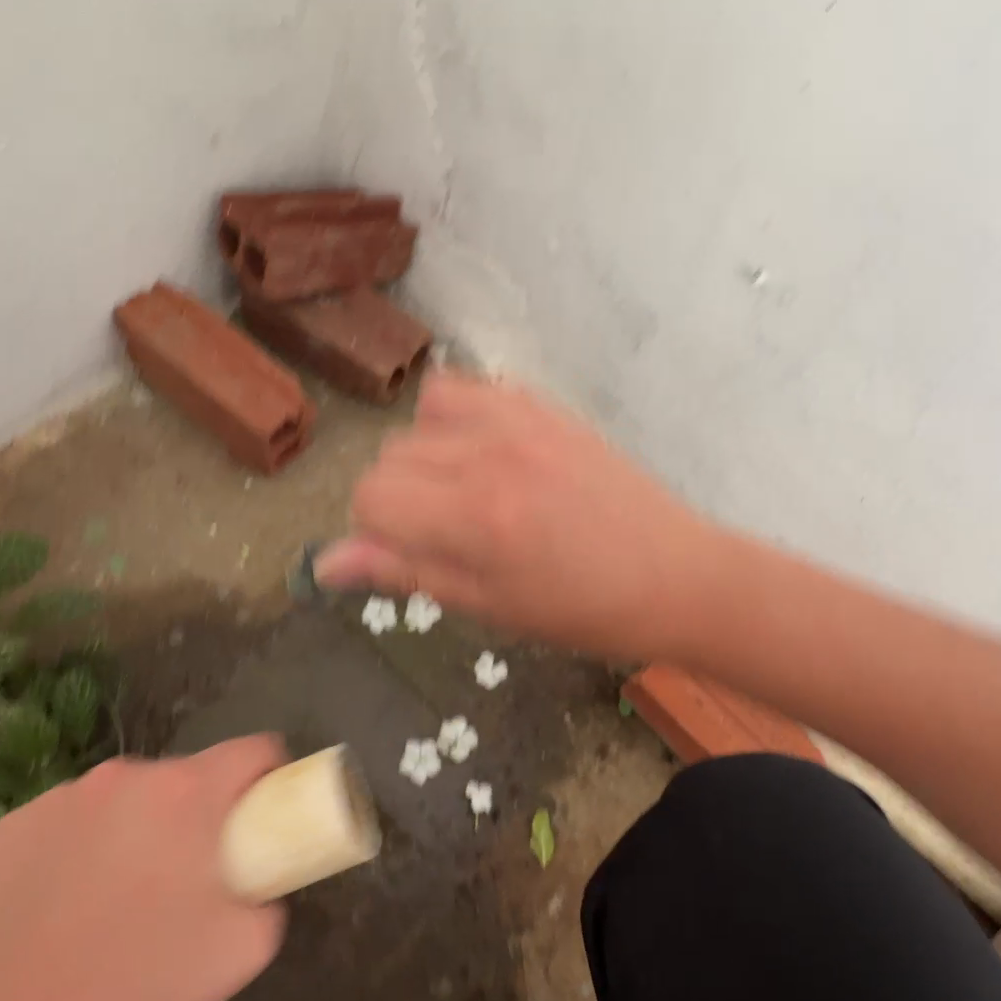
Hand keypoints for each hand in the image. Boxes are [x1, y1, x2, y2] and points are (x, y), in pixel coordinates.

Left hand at [0, 736, 288, 1000]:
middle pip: (186, 777)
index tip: (262, 820)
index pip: (256, 749)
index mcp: (188, 792)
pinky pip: (66, 824)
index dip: (269, 779)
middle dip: (197, 815)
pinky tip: (63, 909)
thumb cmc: (139, 990)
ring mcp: (58, 800)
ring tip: (117, 902)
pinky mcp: (5, 831)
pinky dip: (78, 850)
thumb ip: (268, 892)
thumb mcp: (248, 947)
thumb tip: (255, 880)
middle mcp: (123, 777)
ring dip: (136, 830)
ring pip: (123, 800)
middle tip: (187, 881)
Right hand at [314, 373, 722, 658]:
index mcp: (474, 516)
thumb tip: (325, 562)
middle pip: (388, 458)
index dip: (376, 533)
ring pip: (419, 420)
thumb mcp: (490, 606)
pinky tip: (488, 456)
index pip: (369, 497)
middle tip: (451, 536)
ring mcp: (519, 420)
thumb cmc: (582, 610)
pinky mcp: (543, 405)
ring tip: (468, 494)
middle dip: (400, 501)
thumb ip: (406, 572)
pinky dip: (457, 421)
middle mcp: (489, 453)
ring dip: (425, 458)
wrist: (674, 574)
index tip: (412, 554)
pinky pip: (465, 391)